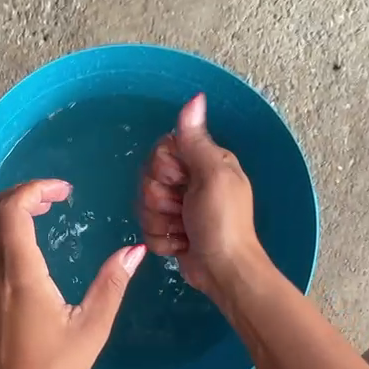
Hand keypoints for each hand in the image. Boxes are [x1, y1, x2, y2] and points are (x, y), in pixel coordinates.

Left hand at [0, 179, 144, 368]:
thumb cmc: (53, 368)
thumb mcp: (92, 327)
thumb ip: (112, 284)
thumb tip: (135, 251)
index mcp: (20, 273)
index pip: (13, 209)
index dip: (36, 188)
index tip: (64, 191)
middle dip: (25, 192)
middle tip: (57, 197)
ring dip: (13, 208)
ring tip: (45, 211)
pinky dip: (3, 227)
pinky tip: (28, 241)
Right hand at [138, 93, 266, 295]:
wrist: (224, 271)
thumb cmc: (223, 223)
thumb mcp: (212, 175)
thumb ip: (195, 139)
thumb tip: (195, 98)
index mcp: (203, 160)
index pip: (160, 150)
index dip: (164, 169)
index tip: (182, 182)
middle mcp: (191, 180)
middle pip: (148, 179)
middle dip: (161, 200)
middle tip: (185, 210)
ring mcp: (179, 207)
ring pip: (144, 206)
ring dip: (162, 222)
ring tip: (186, 230)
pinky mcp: (170, 230)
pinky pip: (147, 229)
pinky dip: (163, 240)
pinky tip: (182, 243)